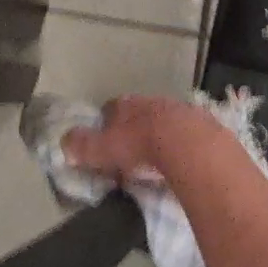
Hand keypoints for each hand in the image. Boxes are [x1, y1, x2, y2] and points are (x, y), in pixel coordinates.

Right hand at [62, 95, 218, 180]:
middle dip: (136, 130)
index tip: (104, 143)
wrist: (190, 146)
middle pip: (140, 114)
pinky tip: (181, 164)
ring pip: (166, 122)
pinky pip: (188, 136)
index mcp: (128, 105)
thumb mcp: (105, 149)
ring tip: (157, 161)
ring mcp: (180, 111)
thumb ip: (84, 146)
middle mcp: (153, 102)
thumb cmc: (141, 146)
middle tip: (131, 154)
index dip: (106, 124)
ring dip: (161, 137)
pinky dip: (183, 147)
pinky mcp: (204, 127)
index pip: (111, 108)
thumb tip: (63, 142)